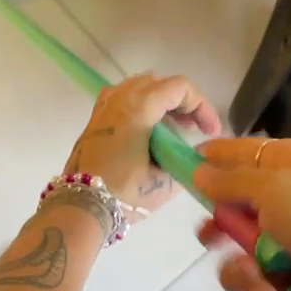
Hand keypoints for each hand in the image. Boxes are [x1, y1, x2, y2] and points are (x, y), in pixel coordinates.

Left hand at [63, 74, 223, 217]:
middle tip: (193, 129)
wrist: (80, 207)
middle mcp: (119, 99)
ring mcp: (103, 108)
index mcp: (138, 107)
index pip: (179, 88)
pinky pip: (121, 100)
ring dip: (160, 103)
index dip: (201, 105)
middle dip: (181, 103)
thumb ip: (183, 162)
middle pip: (159, 83)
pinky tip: (146, 131)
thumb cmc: (123, 194)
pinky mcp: (94, 121)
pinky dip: (139, 107)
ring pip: (138, 89)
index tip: (210, 131)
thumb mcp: (163, 183)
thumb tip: (191, 156)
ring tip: (171, 130)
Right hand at [192, 138, 290, 290]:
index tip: (175, 172)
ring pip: (241, 258)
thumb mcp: (277, 186)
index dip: (207, 162)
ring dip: (240, 271)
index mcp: (289, 165)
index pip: (239, 155)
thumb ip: (231, 181)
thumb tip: (200, 169)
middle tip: (210, 239)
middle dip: (218, 229)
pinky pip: (260, 290)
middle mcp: (290, 204)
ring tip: (254, 276)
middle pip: (233, 212)